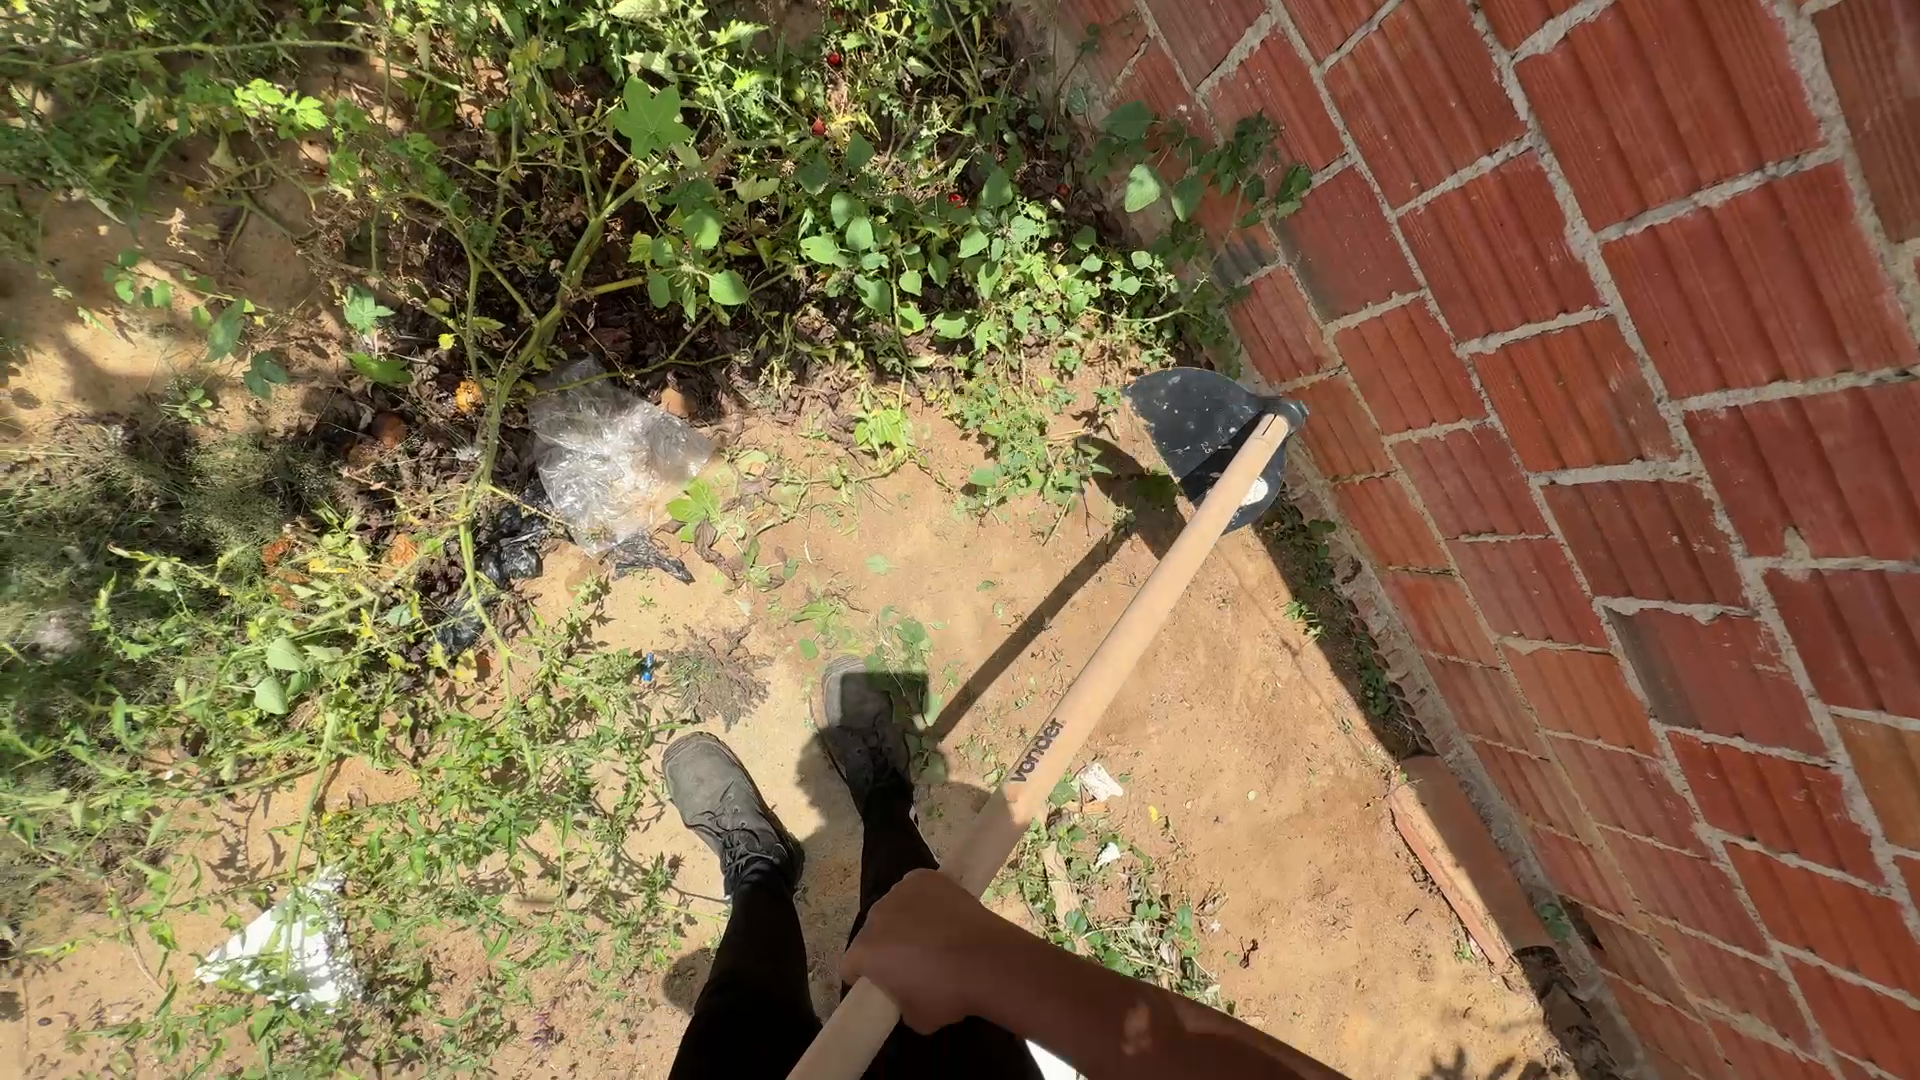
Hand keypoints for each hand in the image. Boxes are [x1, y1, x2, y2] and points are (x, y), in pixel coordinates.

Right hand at [840, 868, 1018, 1032]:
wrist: (985, 958)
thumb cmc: (947, 993)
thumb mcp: (914, 1017)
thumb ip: (897, 1001)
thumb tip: (904, 991)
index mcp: (865, 951)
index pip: (851, 965)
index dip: (865, 977)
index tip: (884, 985)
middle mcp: (875, 916)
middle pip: (872, 932)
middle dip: (885, 946)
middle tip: (911, 960)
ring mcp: (900, 891)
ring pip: (894, 908)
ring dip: (904, 920)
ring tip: (932, 935)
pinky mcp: (924, 877)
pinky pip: (914, 889)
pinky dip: (923, 899)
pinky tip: (941, 913)